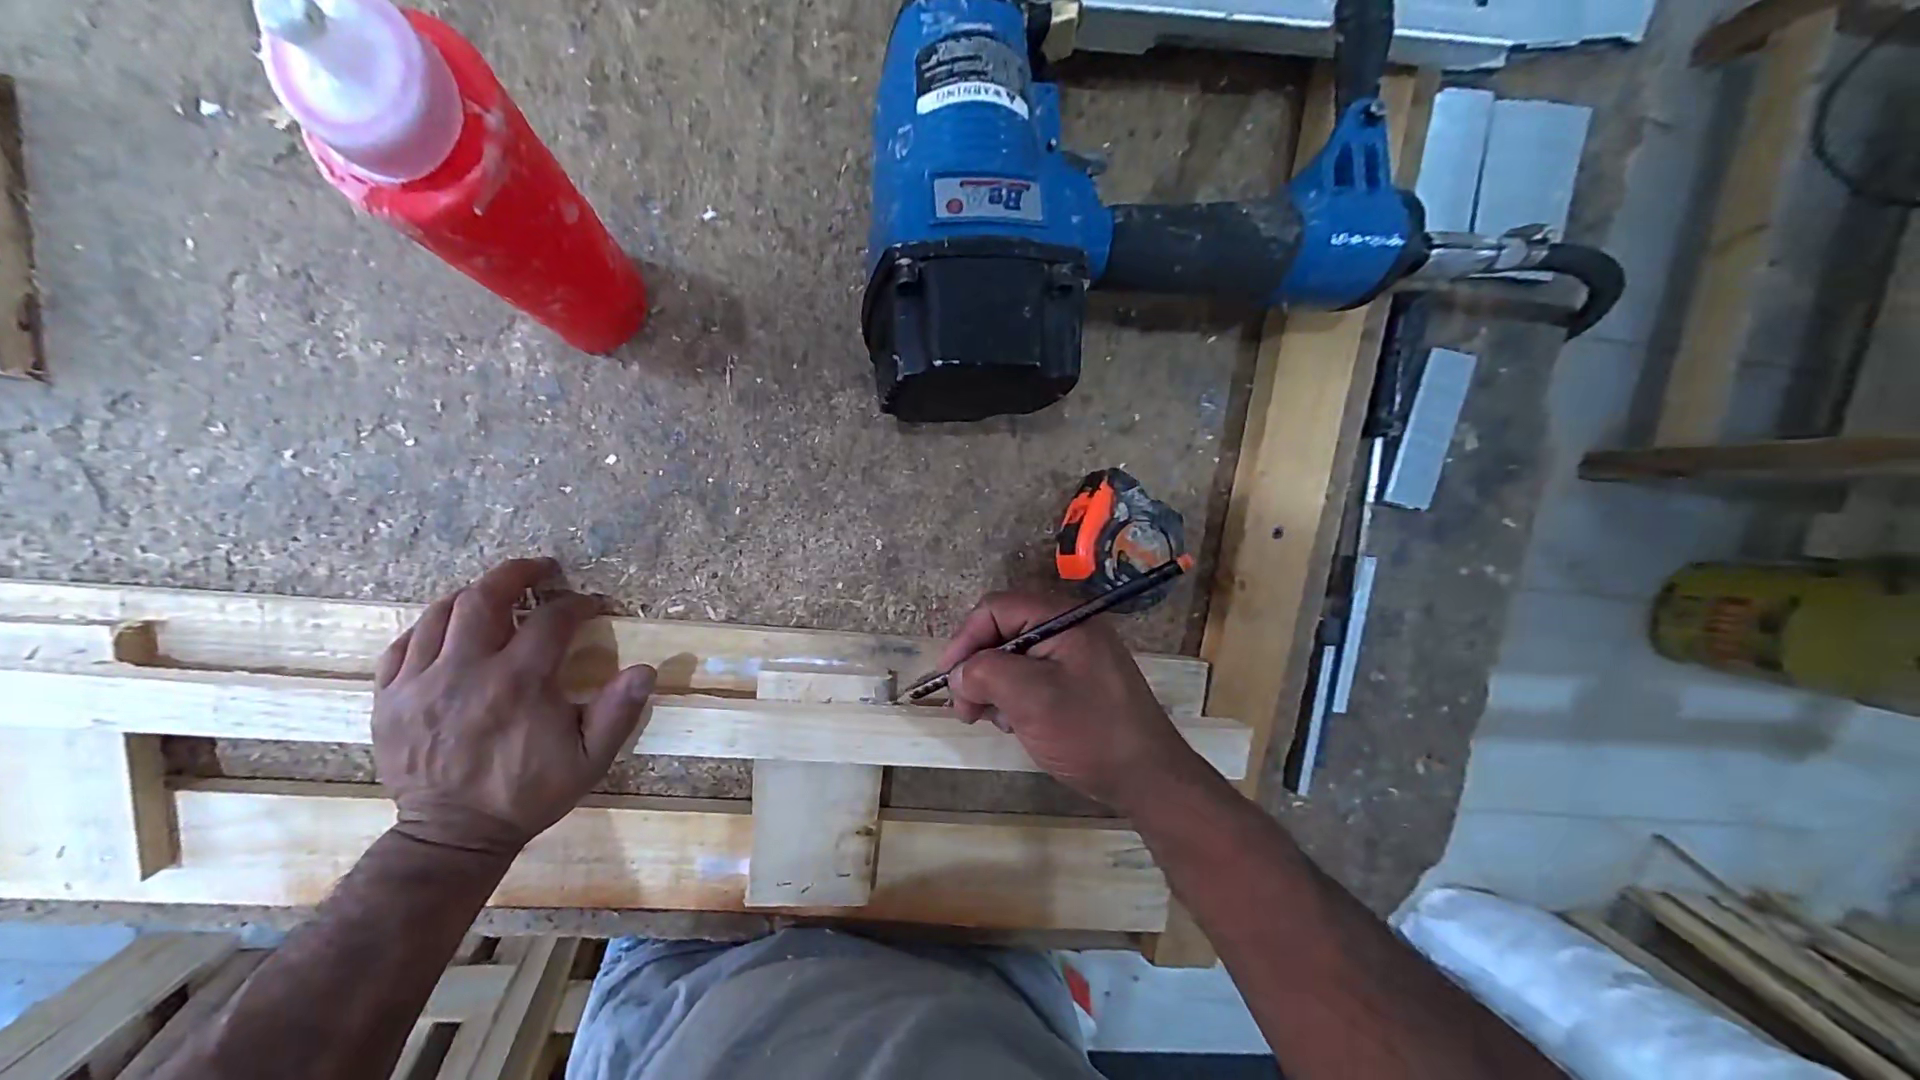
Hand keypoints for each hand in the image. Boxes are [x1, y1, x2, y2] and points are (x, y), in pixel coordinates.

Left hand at [372, 558, 656, 855]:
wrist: (453, 835)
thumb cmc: (528, 793)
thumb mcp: (590, 759)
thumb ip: (619, 711)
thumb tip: (645, 670)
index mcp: (518, 683)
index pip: (552, 619)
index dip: (577, 604)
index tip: (590, 605)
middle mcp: (465, 671)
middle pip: (484, 596)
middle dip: (517, 573)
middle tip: (541, 570)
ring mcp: (419, 683)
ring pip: (440, 612)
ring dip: (474, 595)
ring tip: (497, 595)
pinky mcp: (388, 698)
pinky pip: (403, 644)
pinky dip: (430, 627)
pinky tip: (450, 631)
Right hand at [936, 591, 1215, 812]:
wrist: (1149, 780)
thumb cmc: (1089, 732)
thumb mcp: (1031, 698)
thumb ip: (986, 672)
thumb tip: (960, 673)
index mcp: (1065, 619)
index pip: (997, 609)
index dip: (965, 638)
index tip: (949, 678)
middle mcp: (1071, 629)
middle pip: (1004, 632)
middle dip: (978, 667)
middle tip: (966, 707)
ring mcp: (1076, 657)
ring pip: (1014, 658)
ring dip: (994, 686)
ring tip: (994, 720)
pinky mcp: (1078, 683)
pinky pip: (1032, 678)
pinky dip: (1014, 698)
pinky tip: (1015, 724)